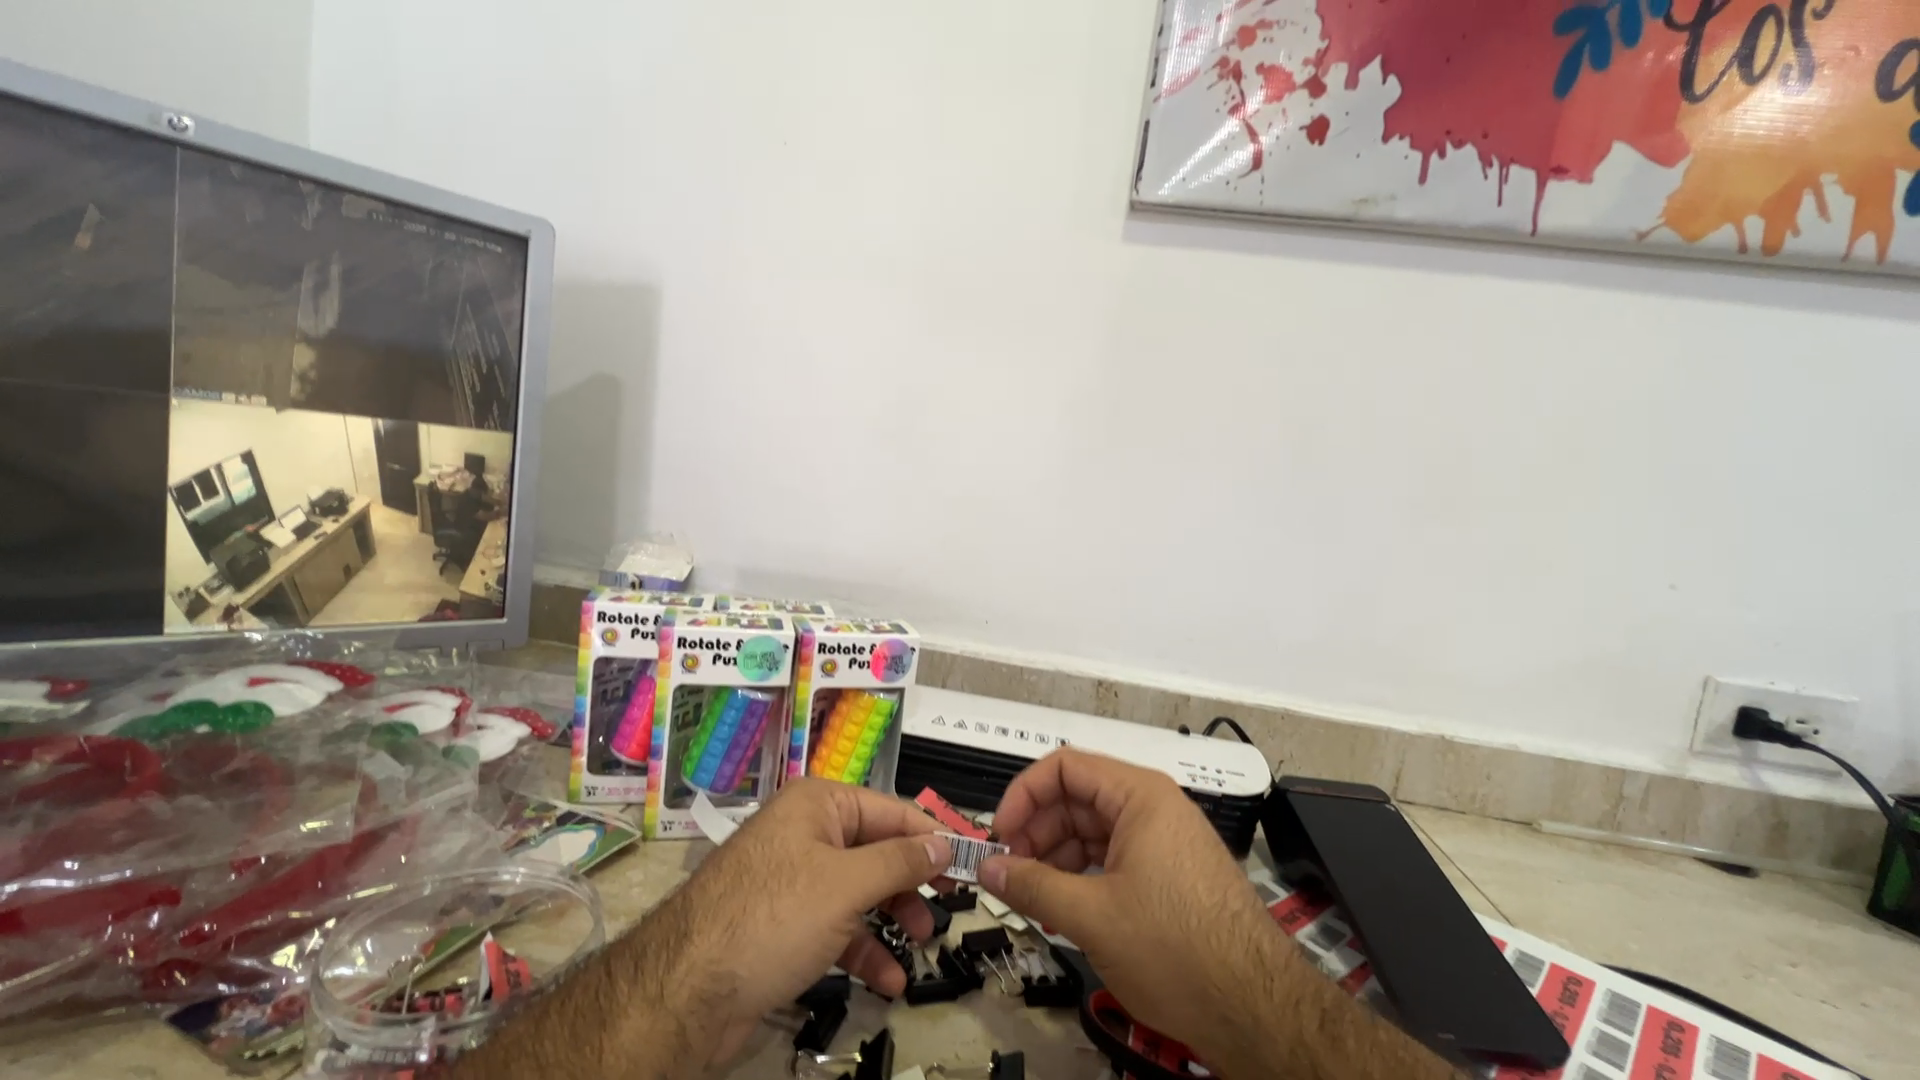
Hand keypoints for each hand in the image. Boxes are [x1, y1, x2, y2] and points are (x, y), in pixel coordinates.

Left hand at [632, 779, 951, 1067]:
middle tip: (944, 909)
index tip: (970, 863)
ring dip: (891, 921)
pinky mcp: (784, 924)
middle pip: (877, 851)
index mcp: (818, 805)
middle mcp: (806, 834)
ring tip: (920, 947)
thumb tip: (943, 842)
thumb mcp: (847, 885)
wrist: (686, 992)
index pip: (891, 811)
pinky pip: (837, 928)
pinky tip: (888, 982)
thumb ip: (901, 861)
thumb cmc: (772, 919)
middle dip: (910, 884)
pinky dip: (864, 951)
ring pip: (860, 893)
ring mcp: (793, 881)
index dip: (932, 837)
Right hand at [980, 748, 1284, 1069]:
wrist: (1255, 1007)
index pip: (1065, 767)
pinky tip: (1065, 905)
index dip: (1024, 795)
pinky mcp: (1170, 873)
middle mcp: (1154, 807)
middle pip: (1077, 797)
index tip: (999, 836)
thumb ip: (1032, 885)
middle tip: (1010, 871)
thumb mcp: (1092, 916)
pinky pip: (1113, 856)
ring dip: (1056, 856)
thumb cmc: (1174, 948)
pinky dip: (1082, 874)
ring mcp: (1165, 840)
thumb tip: (988, 869)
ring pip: (1093, 829)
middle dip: (1037, 830)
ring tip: (1033, 894)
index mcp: (1139, 796)